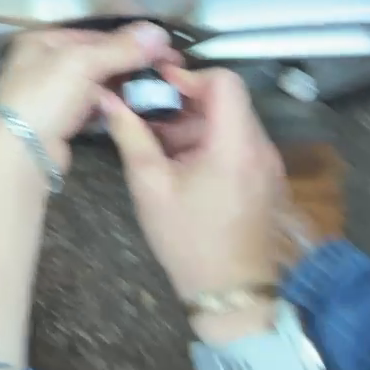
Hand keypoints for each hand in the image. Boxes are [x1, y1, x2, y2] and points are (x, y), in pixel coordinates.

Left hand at [0, 23, 176, 169]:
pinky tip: (136, 107)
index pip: (94, 34)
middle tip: (169, 71)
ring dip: (124, 85)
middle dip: (130, 64)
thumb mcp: (81, 64)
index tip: (167, 50)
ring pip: (96, 82)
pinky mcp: (61, 118)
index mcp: (42, 40)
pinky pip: (92, 104)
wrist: (22, 152)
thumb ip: (120, 49)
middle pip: (96, 57)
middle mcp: (44, 61)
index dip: (131, 41)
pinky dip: (112, 104)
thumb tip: (159, 30)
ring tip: (159, 90)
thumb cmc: (46, 96)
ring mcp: (51, 91)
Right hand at [98, 66, 284, 342]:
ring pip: (228, 118)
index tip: (156, 85)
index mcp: (234, 146)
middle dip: (183, 98)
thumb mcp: (149, 183)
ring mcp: (265, 164)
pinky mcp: (262, 178)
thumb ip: (129, 133)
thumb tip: (104, 96)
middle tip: (147, 110)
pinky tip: (176, 158)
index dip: (188, 74)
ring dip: (191, 119)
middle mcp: (259, 148)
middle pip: (225, 98)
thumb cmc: (188, 238)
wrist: (231, 295)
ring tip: (155, 137)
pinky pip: (234, 140)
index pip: (224, 81)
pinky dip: (204, 138)